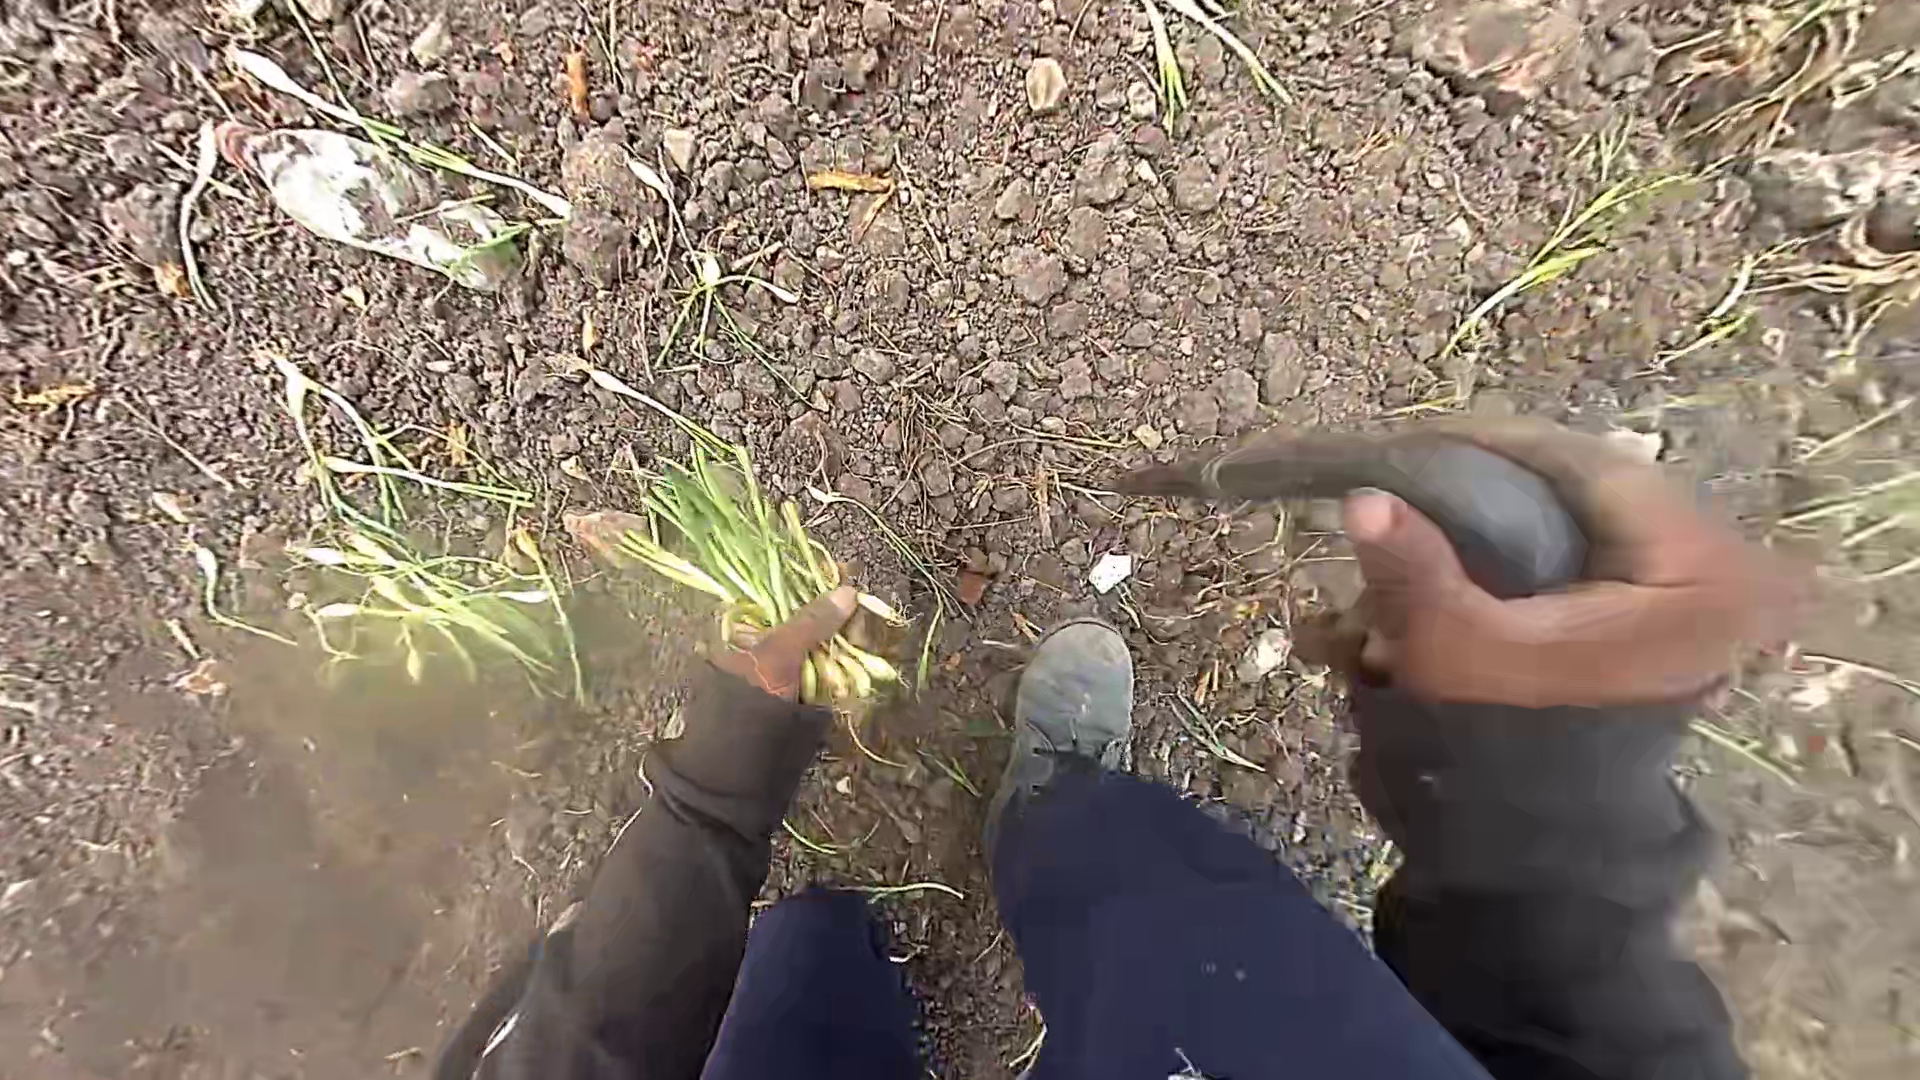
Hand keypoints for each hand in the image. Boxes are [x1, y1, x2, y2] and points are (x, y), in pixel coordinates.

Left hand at [713, 585, 857, 700]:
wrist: (739, 776)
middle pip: (808, 618)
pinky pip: (828, 672)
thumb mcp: (777, 656)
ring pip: (821, 645)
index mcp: (747, 631)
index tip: (845, 571)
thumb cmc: (748, 705)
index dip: (813, 581)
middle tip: (863, 606)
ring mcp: (785, 673)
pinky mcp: (802, 696)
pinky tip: (863, 659)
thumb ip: (810, 623)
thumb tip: (847, 591)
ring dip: (845, 640)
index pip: (783, 592)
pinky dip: (844, 666)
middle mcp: (765, 646)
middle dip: (837, 613)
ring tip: (869, 632)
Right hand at [1334, 421, 1802, 707]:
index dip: (1504, 443)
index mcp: (1705, 578)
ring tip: (1431, 482)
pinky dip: (1515, 514)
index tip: (1423, 434)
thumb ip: (1412, 568)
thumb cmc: (1501, 723)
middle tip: (1417, 459)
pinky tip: (1463, 517)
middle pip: (1591, 481)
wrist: (1528, 791)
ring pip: (1582, 498)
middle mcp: (1719, 566)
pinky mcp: (1655, 588)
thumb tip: (1360, 499)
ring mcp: (1692, 577)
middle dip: (1496, 465)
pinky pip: (1580, 525)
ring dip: (1501, 487)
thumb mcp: (1450, 643)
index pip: (1601, 471)